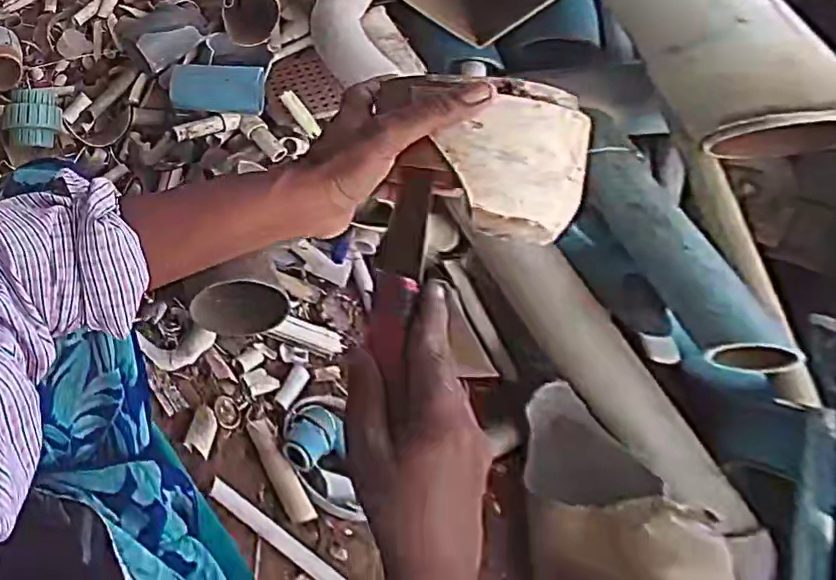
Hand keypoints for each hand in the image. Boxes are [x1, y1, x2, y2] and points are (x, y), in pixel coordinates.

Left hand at [307, 77, 492, 231]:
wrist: (312, 204)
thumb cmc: (334, 167)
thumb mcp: (389, 133)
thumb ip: (431, 113)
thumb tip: (472, 95)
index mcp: (360, 108)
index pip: (390, 86)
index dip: (416, 85)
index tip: (444, 88)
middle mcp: (359, 130)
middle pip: (401, 121)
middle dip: (431, 125)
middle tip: (459, 127)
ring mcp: (361, 157)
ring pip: (402, 152)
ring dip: (428, 157)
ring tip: (458, 159)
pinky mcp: (364, 183)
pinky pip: (398, 181)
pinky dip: (418, 184)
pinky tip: (434, 189)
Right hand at [347, 282, 492, 579]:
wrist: (436, 565)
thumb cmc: (399, 512)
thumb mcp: (365, 444)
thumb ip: (364, 391)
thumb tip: (362, 353)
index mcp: (439, 414)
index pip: (430, 347)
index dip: (425, 310)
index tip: (423, 283)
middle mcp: (464, 422)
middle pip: (434, 362)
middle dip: (407, 338)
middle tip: (382, 319)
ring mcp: (473, 439)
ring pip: (438, 384)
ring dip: (410, 367)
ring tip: (378, 370)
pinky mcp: (472, 453)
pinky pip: (444, 405)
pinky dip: (419, 391)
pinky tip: (397, 405)